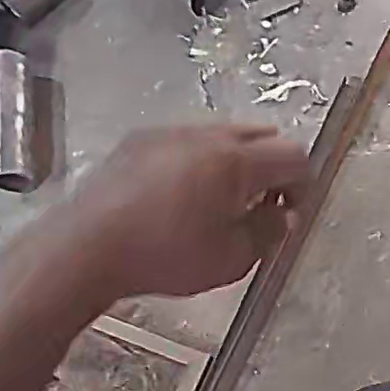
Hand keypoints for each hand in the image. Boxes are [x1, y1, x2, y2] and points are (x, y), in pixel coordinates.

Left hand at [43, 125, 309, 301]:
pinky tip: (184, 196)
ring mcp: (170, 132)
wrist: (85, 247)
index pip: (293, 156)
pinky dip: (203, 161)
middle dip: (273, 169)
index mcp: (236, 161)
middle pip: (263, 137)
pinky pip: (189, 140)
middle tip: (262, 205)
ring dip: (238, 163)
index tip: (291, 212)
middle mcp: (206, 136)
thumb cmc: (166, 256)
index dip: (303, 184)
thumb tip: (283, 216)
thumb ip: (268, 232)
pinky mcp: (140, 140)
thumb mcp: (233, 258)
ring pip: (224, 135)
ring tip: (222, 202)